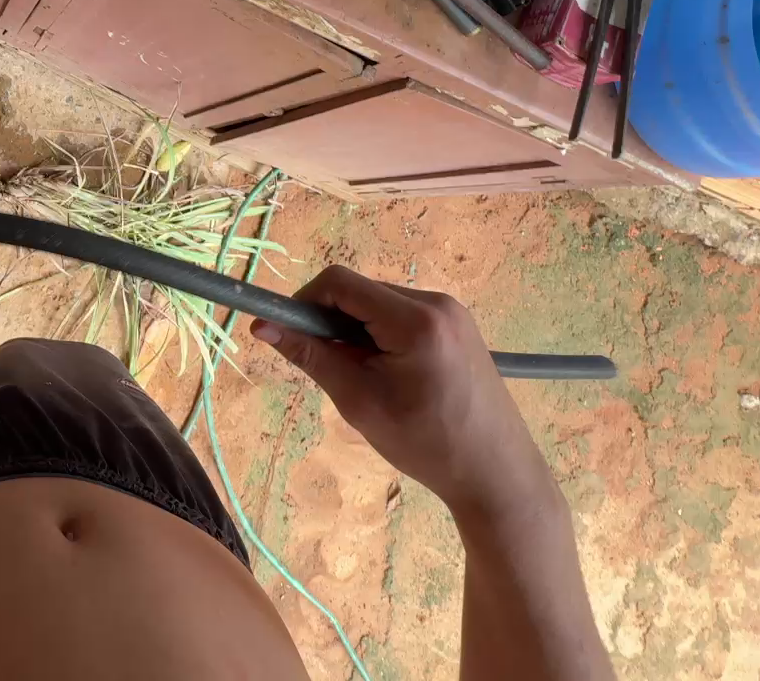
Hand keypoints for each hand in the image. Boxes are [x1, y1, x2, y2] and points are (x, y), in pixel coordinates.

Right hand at [250, 266, 554, 521]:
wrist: (499, 477)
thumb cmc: (425, 443)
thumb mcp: (357, 400)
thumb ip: (309, 355)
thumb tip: (260, 326)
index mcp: (415, 320)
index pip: (340, 282)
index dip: (304, 301)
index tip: (289, 334)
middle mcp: (437, 303)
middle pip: (358, 290)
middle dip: (330, 319)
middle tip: (327, 364)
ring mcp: (451, 313)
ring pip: (376, 301)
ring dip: (353, 328)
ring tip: (361, 375)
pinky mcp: (456, 325)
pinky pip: (399, 313)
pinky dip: (377, 333)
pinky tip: (385, 371)